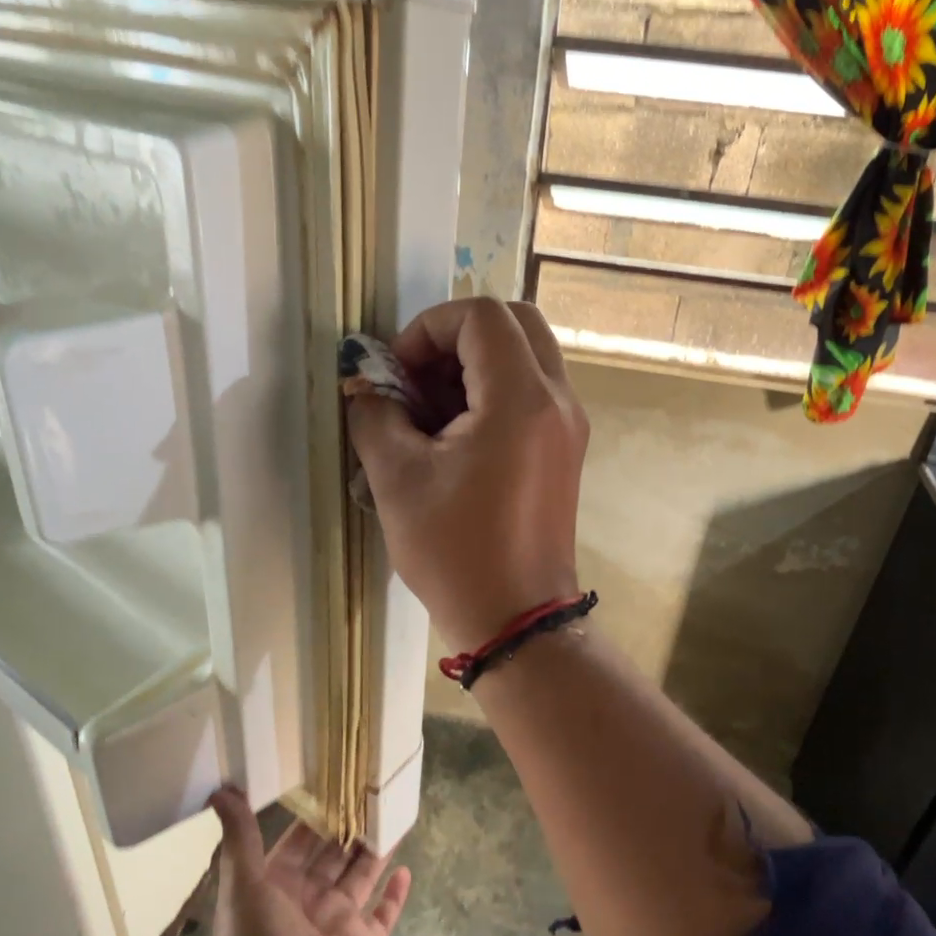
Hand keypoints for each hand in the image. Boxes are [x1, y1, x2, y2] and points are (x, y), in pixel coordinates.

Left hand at [207, 790, 410, 935]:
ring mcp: (337, 923)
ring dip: (375, 847)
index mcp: (274, 887)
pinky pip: (383, 915)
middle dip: (350, 823)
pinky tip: (406, 869)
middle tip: (374, 785)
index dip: (317, 810)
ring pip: (361, 875)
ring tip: (394, 812)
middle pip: (333, 853)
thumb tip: (221, 789)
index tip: (336, 775)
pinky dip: (395, 895)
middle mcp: (306, 901)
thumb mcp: (243, 888)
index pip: (299, 839)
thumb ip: (240, 838)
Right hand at [344, 298, 588, 648]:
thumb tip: (366, 387)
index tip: (397, 375)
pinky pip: (533, 390)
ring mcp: (569, 424)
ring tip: (431, 414)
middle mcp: (557, 399)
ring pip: (526, 354)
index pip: (479, 315)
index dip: (427, 329)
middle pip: (514, 322)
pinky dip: (494, 392)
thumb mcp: (397, 479)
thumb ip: (375, 415)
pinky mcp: (565, 448)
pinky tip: (456, 438)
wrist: (517, 620)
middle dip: (456, 338)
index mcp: (521, 398)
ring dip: (475, 365)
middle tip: (418, 382)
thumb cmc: (455, 551)